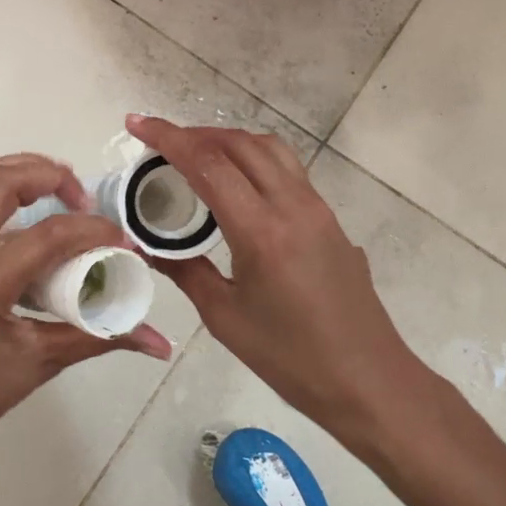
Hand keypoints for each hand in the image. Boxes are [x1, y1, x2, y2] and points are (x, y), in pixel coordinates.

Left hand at [0, 153, 172, 439]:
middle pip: (0, 185)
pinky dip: (5, 185)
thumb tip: (160, 342)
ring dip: (21, 169)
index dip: (92, 229)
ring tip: (61, 184)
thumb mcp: (47, 360)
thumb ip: (103, 338)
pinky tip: (36, 201)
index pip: (46, 236)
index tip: (123, 240)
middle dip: (47, 175)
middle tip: (85, 197)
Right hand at [125, 115, 431, 442]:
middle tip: (159, 142)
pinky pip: (288, 172)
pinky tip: (234, 187)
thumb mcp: (224, 317)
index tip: (138, 124)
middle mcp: (294, 208)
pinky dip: (253, 162)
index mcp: (262, 231)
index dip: (169, 139)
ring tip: (195, 154)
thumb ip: (184, 271)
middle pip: (241, 145)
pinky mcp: (331, 222)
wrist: (367, 381)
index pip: (209, 165)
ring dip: (229, 142)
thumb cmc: (290, 357)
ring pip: (271, 151)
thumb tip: (147, 246)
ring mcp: (319, 211)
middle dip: (196, 134)